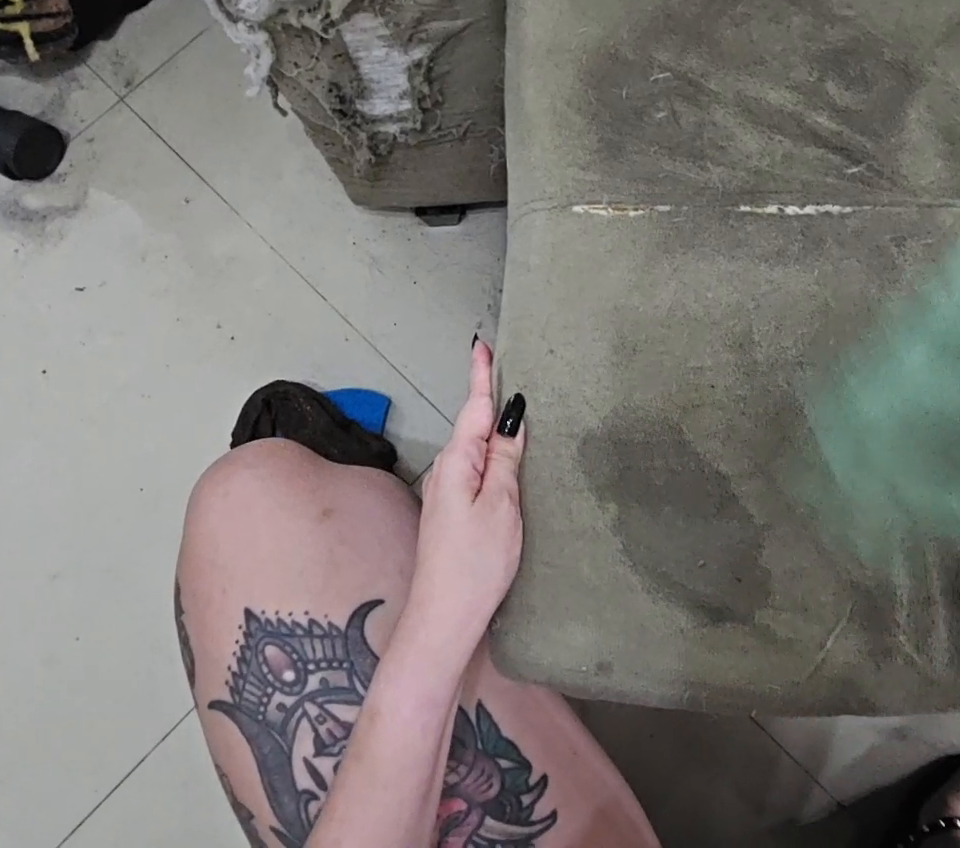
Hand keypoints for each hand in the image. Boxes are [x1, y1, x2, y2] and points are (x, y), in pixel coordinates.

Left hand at [402, 340, 526, 643]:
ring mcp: (449, 491)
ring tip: (515, 408)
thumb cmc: (475, 562)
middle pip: (474, 425)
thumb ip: (505, 461)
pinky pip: (476, 469)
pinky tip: (505, 456)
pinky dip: (491, 454)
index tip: (481, 344)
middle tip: (506, 367)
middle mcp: (449, 470)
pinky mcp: (455, 511)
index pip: (474, 408)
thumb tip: (511, 421)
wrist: (444, 615)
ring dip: (492, 426)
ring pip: (476, 448)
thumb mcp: (501, 506)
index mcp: (460, 461)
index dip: (480, 376)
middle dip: (489, 396)